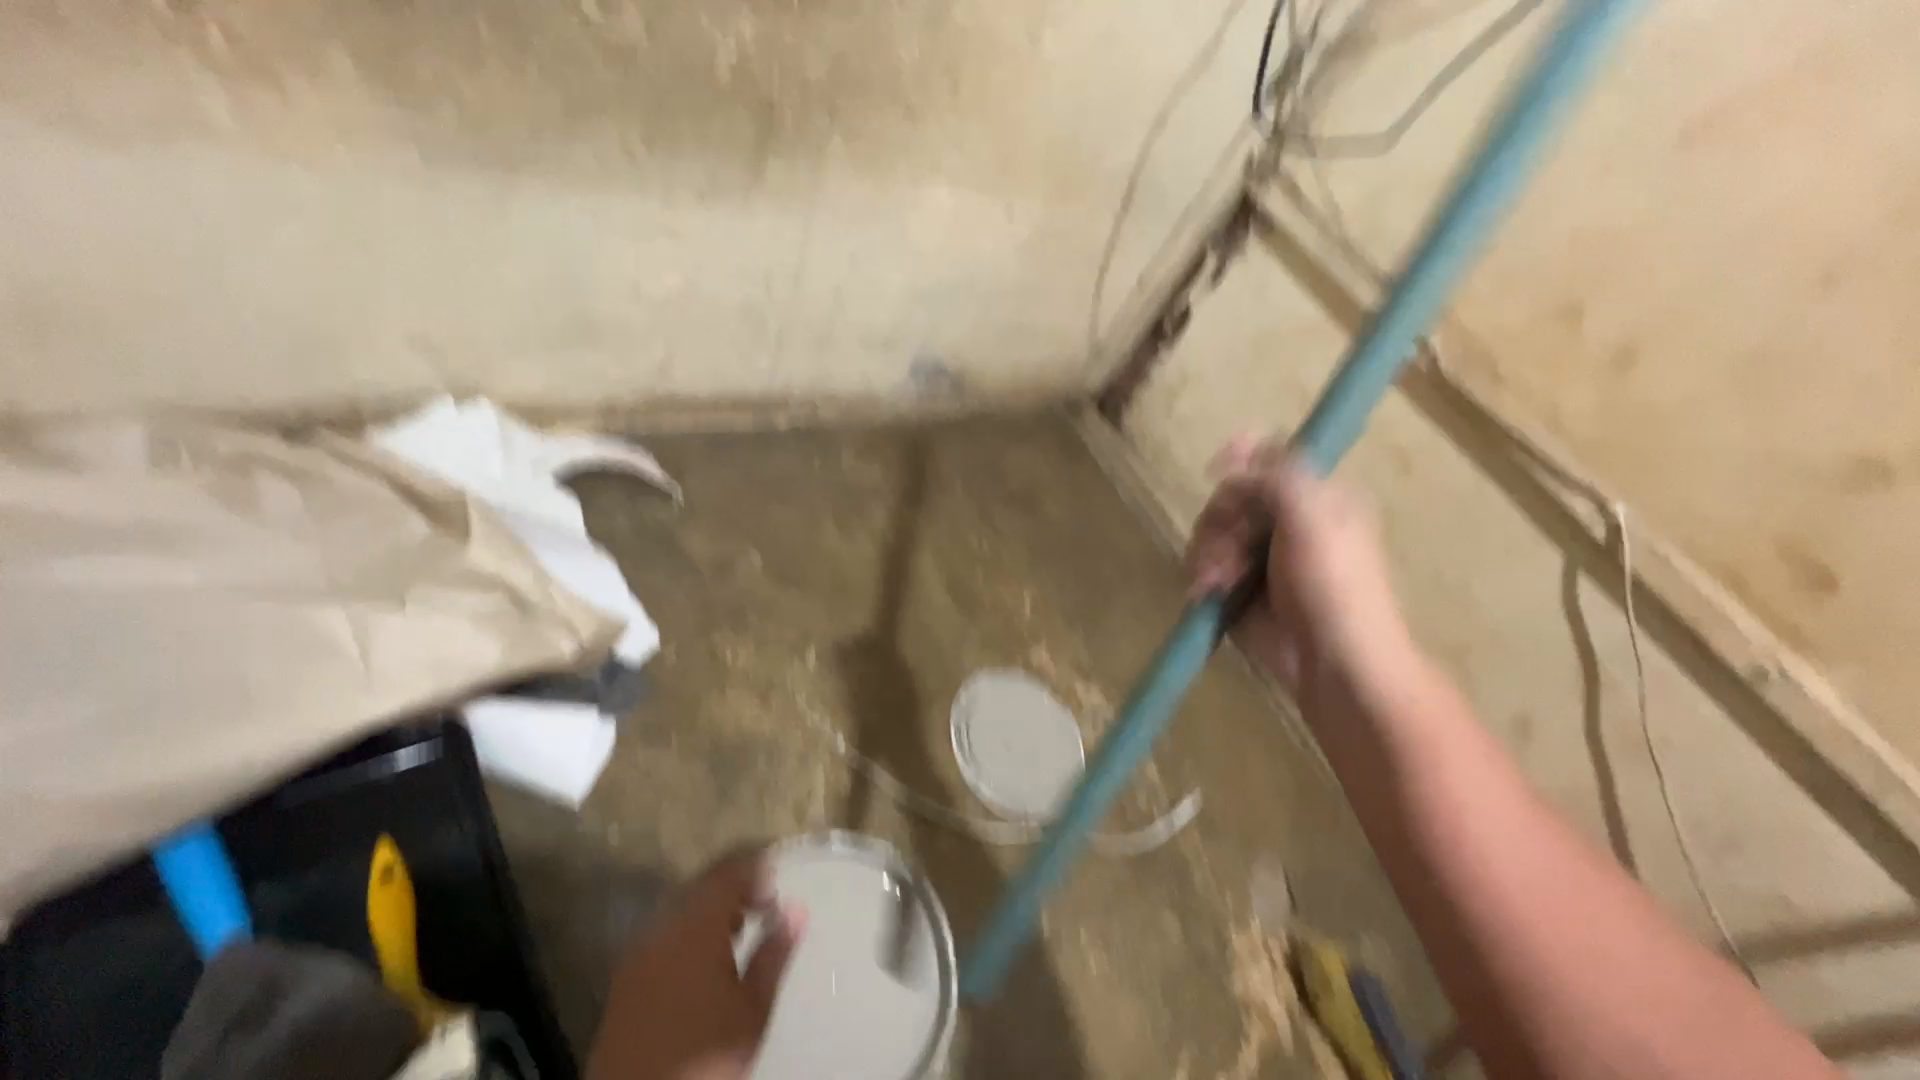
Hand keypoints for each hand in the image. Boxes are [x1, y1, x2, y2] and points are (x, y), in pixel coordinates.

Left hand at [589, 849, 805, 1079]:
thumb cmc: (705, 1057)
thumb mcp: (752, 1009)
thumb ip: (773, 954)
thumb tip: (796, 909)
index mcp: (695, 927)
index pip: (726, 871)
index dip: (754, 863)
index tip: (780, 874)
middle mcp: (662, 929)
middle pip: (701, 886)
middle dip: (735, 886)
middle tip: (767, 903)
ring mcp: (639, 953)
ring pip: (681, 909)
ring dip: (712, 909)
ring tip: (743, 931)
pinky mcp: (626, 979)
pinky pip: (664, 934)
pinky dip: (690, 932)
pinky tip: (708, 960)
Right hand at [1186, 435, 1411, 700]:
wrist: (1332, 662)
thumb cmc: (1333, 585)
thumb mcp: (1312, 516)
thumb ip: (1274, 474)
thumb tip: (1232, 454)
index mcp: (1316, 497)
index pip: (1269, 459)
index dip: (1241, 459)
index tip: (1216, 469)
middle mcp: (1286, 522)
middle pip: (1230, 496)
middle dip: (1222, 521)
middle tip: (1231, 548)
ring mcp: (1259, 557)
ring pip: (1211, 533)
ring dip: (1208, 553)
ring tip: (1218, 583)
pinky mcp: (1238, 590)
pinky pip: (1203, 568)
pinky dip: (1200, 578)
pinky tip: (1207, 594)